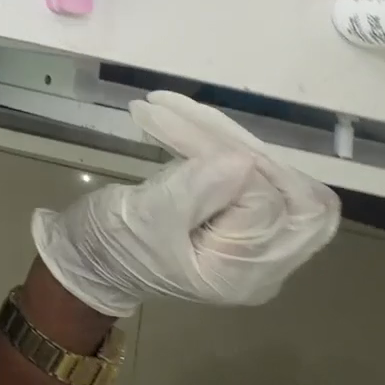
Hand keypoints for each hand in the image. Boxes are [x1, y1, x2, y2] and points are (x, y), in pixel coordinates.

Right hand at [33, 91, 339, 317]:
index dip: (217, 152)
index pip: (259, 202)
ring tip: (183, 112)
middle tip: (185, 113)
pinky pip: (265, 189)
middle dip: (241, 145)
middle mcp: (267, 265)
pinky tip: (196, 134)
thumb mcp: (139, 218)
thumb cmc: (107, 245)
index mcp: (240, 272)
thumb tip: (238, 159)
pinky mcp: (245, 227)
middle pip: (296, 199)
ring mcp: (260, 248)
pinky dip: (234, 155)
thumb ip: (191, 191)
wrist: (89, 263)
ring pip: (285, 189)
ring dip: (238, 144)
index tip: (159, 113)